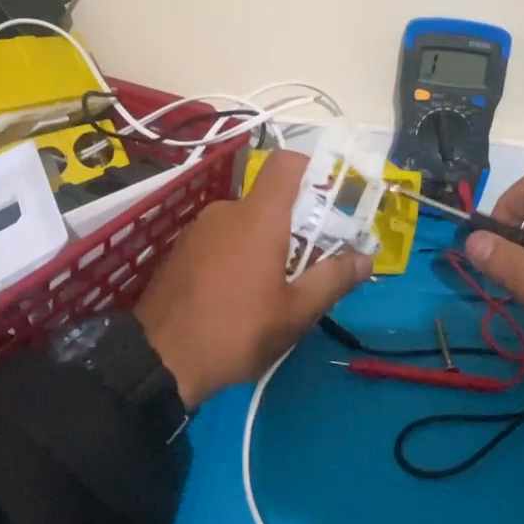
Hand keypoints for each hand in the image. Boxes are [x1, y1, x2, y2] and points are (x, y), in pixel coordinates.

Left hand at [134, 150, 372, 405]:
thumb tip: (365, 259)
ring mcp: (198, 230)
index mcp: (258, 216)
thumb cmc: (236, 331)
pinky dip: (239, 256)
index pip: (287, 164)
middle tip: (314, 262)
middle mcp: (226, 211)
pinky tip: (241, 295)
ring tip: (278, 288)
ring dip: (267, 244)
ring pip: (245, 223)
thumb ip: (333, 279)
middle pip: (270, 201)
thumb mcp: (295, 313)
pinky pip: (221, 240)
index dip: (314, 170)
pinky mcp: (180, 251)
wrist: (157, 360)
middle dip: (297, 225)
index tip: (332, 200)